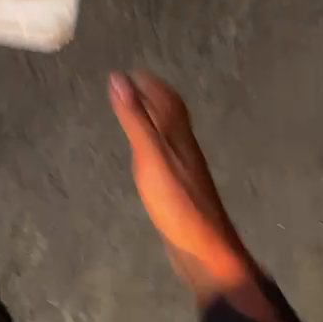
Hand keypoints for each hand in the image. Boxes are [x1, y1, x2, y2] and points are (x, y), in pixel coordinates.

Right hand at [108, 73, 277, 308]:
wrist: (204, 251)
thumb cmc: (176, 200)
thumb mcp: (150, 155)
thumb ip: (134, 117)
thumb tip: (118, 77)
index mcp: (178, 135)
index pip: (168, 100)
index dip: (152, 84)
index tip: (134, 71)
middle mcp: (184, 146)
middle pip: (171, 114)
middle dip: (154, 96)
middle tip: (132, 85)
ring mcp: (184, 168)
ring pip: (169, 132)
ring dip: (154, 117)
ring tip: (135, 111)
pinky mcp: (180, 187)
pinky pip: (165, 152)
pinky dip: (153, 140)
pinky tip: (146, 151)